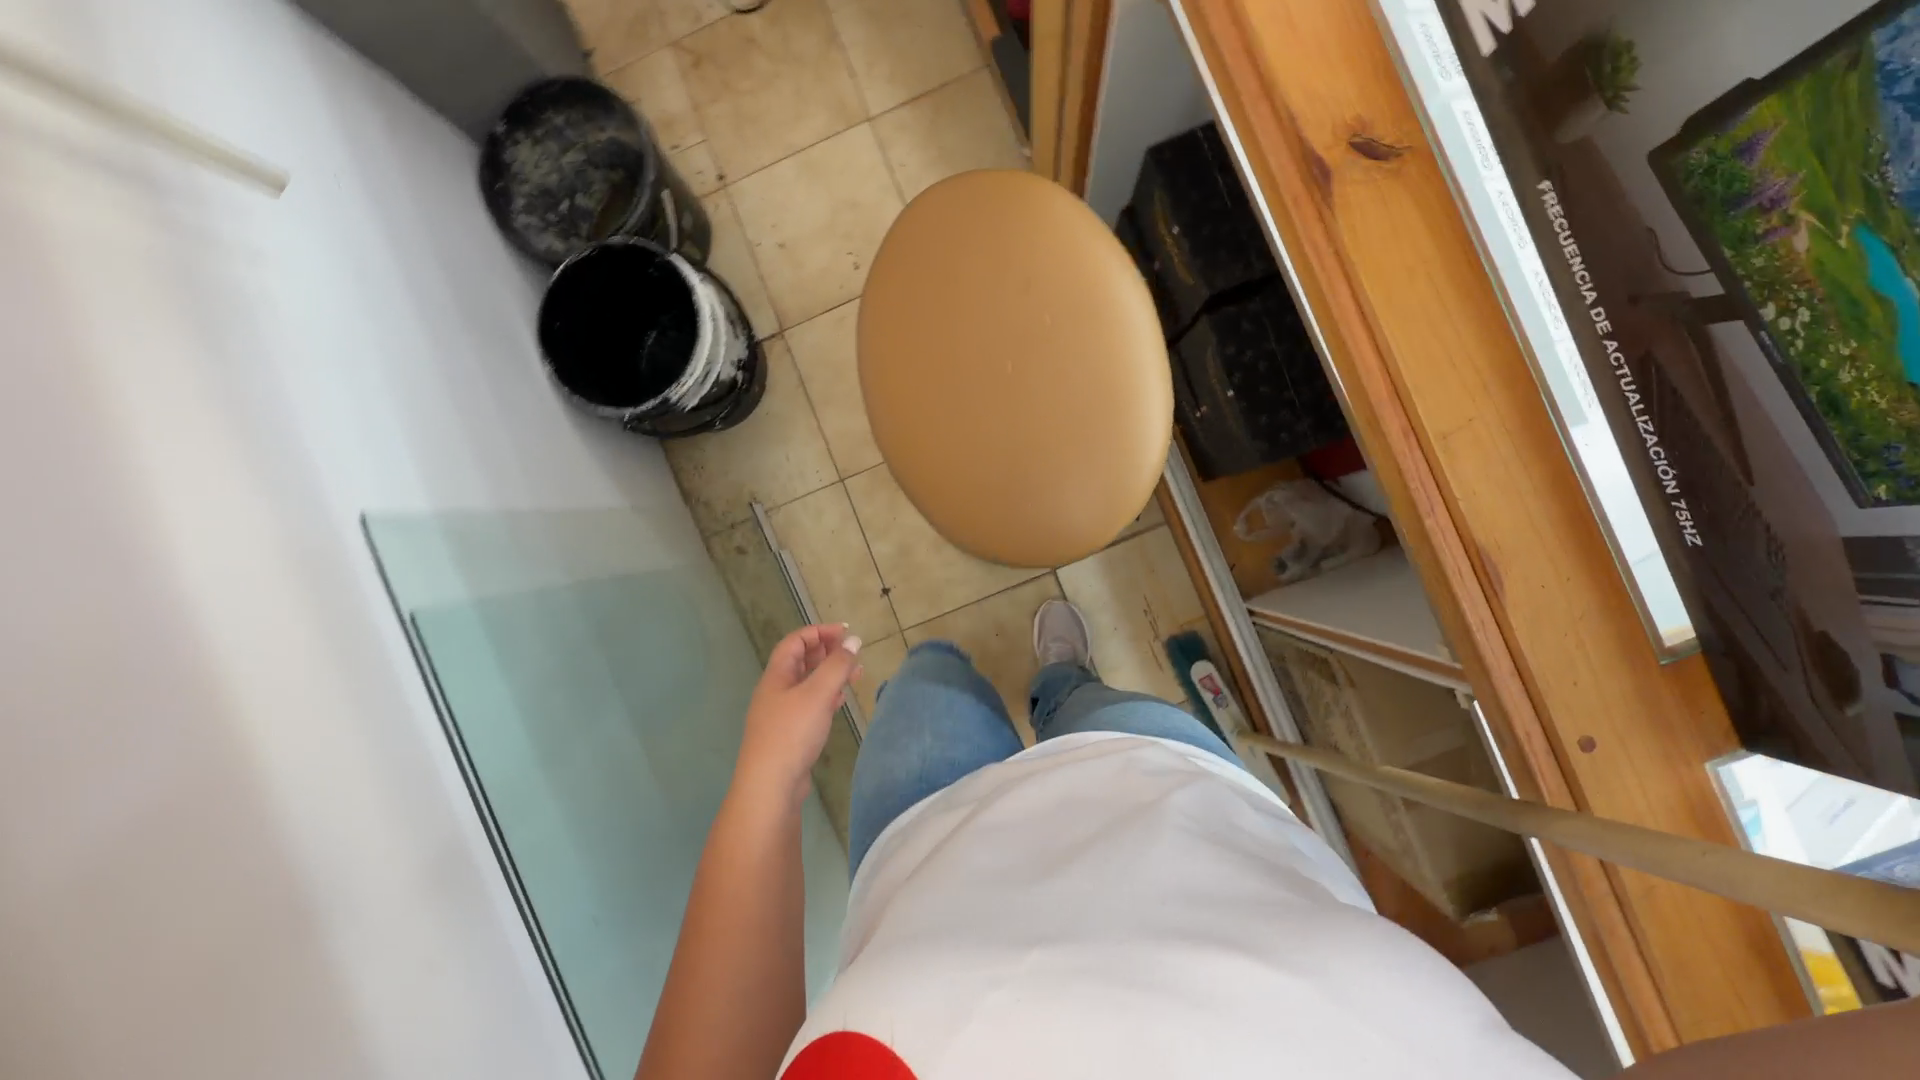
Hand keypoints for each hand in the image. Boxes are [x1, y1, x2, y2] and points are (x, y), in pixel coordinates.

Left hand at [734, 624, 862, 802]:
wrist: (770, 785)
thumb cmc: (792, 733)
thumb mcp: (818, 694)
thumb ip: (837, 665)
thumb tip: (854, 640)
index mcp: (777, 675)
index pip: (795, 641)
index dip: (819, 632)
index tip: (846, 632)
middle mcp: (776, 690)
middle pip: (801, 661)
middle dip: (827, 652)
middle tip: (853, 652)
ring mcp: (781, 713)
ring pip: (807, 684)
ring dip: (830, 674)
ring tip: (855, 674)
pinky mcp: (790, 734)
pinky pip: (810, 705)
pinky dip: (827, 696)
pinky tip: (840, 701)